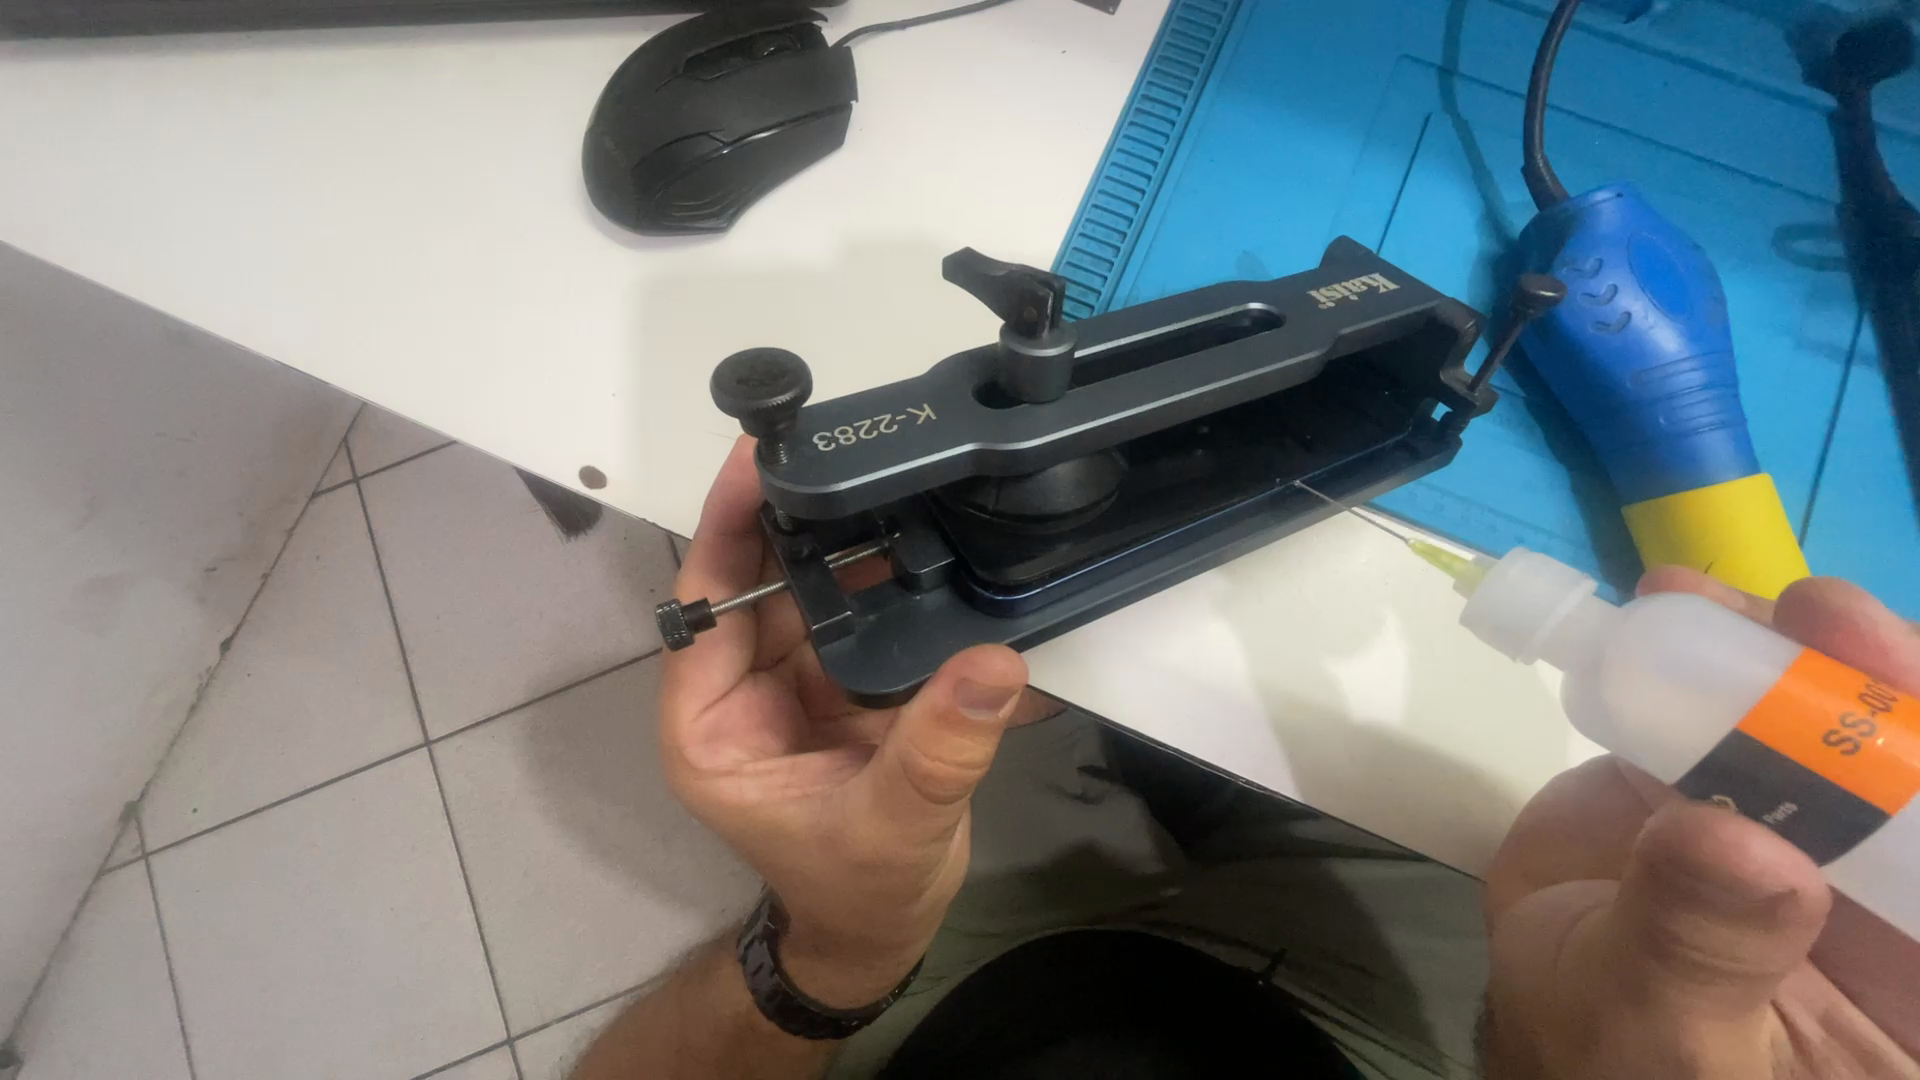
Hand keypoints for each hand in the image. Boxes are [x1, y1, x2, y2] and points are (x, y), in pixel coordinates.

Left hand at [658, 438, 1051, 1008]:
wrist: (889, 922)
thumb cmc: (861, 891)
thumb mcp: (892, 826)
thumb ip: (938, 750)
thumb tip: (995, 664)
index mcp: (712, 723)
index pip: (706, 604)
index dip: (728, 527)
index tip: (759, 459)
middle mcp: (745, 687)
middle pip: (767, 580)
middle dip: (807, 520)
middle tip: (856, 451)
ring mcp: (800, 677)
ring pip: (820, 587)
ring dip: (858, 543)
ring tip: (903, 479)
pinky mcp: (848, 678)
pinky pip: (865, 612)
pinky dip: (894, 580)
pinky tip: (928, 537)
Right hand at [1482, 568, 1919, 1077]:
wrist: (1543, 1013)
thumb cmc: (1623, 1064)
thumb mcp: (1667, 1029)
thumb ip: (1703, 945)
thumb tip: (1730, 836)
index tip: (1897, 681)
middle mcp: (1886, 883)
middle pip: (1912, 778)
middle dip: (1880, 687)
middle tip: (1817, 614)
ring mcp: (1791, 826)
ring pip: (1811, 729)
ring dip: (1773, 654)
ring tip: (1707, 597)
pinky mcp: (1703, 788)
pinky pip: (1709, 721)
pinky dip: (1684, 664)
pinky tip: (1657, 622)